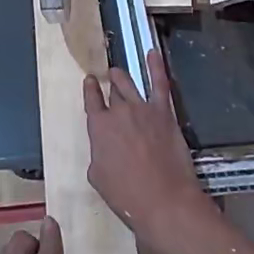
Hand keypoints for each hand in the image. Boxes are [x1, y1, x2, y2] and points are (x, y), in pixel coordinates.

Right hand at [83, 51, 213, 245]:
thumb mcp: (99, 177)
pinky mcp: (164, 113)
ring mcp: (142, 108)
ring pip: (129, 84)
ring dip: (121, 76)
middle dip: (108, 85)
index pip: (92, 101)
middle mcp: (118, 112)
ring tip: (117, 71)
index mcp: (99, 128)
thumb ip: (98, 154)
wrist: (164, 201)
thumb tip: (104, 146)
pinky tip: (152, 53)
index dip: (90, 90)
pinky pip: (160, 83)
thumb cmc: (127, 196)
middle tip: (107, 79)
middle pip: (112, 93)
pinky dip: (156, 66)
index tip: (90, 82)